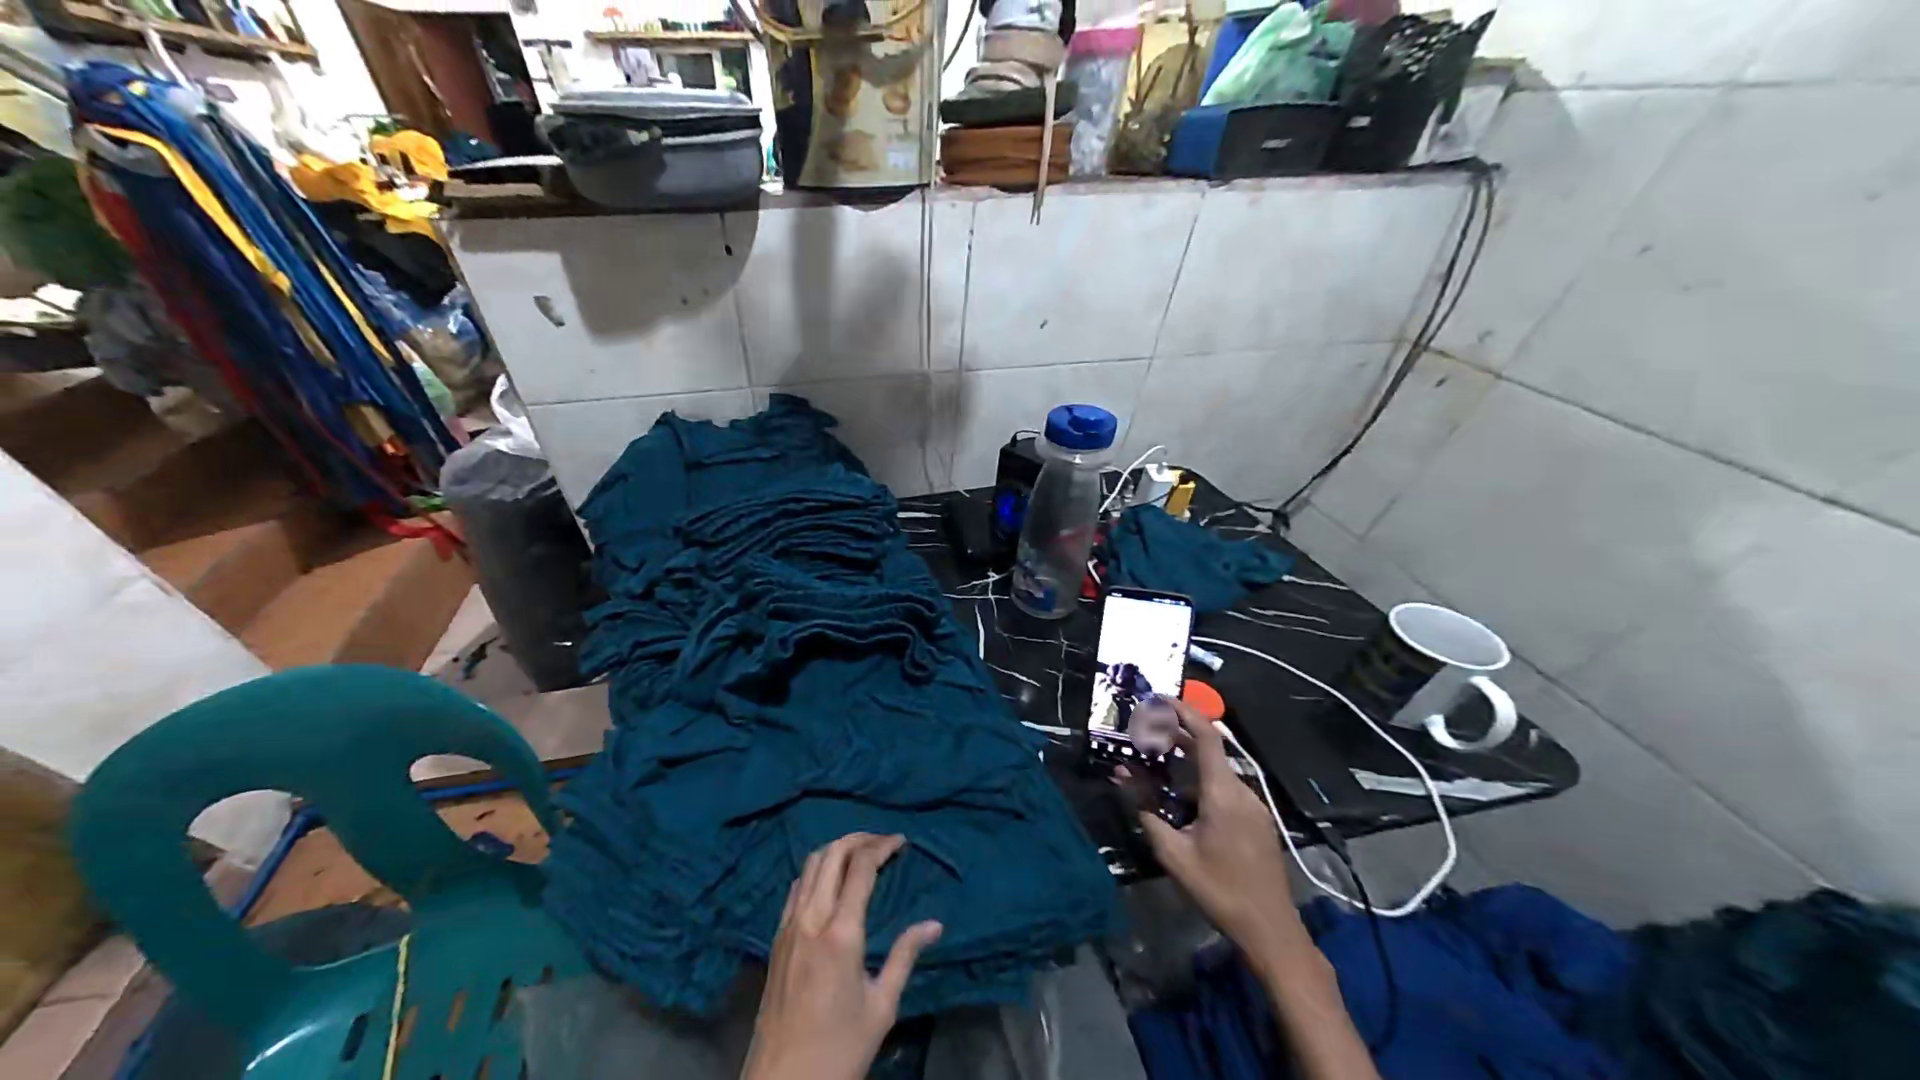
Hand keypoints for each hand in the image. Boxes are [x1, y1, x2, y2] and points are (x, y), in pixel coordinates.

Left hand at [742, 833, 942, 1079]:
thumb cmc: (839, 1050)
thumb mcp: (882, 1006)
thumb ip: (905, 956)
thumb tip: (934, 924)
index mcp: (841, 934)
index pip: (860, 868)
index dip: (882, 846)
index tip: (901, 840)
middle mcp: (811, 919)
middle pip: (831, 854)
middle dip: (859, 839)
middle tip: (884, 841)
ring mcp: (788, 927)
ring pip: (809, 865)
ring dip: (836, 850)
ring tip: (861, 854)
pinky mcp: (776, 938)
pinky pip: (796, 887)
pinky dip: (816, 870)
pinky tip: (831, 881)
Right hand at [1130, 699, 1310, 969]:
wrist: (1271, 929)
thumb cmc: (1219, 889)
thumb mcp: (1173, 853)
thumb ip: (1146, 811)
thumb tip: (1121, 776)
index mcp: (1223, 793)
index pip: (1206, 736)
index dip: (1183, 712)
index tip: (1160, 698)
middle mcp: (1242, 791)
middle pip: (1209, 750)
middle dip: (1178, 735)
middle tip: (1146, 730)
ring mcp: (1254, 806)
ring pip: (1216, 771)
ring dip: (1188, 761)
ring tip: (1157, 762)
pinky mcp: (1257, 820)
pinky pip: (1226, 788)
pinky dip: (1201, 780)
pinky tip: (1182, 795)